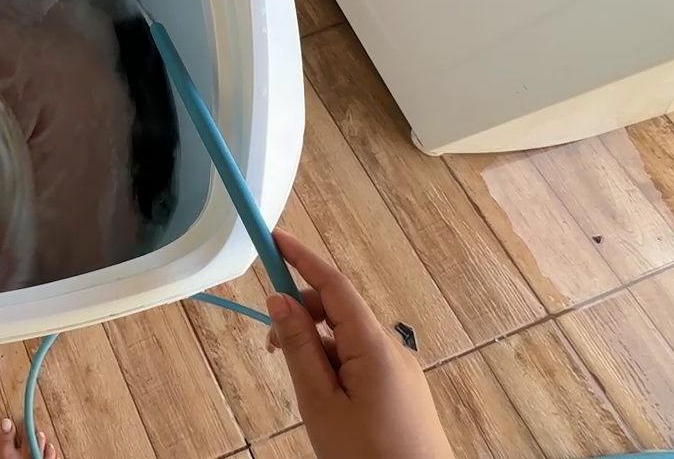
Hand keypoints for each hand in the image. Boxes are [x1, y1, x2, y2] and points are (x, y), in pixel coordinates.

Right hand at [265, 231, 453, 458]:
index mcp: (375, 347)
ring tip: (302, 387)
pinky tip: (325, 396)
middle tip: (270, 345)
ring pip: (346, 338)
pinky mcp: (404, 393)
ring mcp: (402, 373)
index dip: (301, 257)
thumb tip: (279, 298)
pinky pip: (360, 359)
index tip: (272, 236)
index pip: (333, 285)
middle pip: (337, 310)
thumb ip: (298, 346)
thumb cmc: (365, 457)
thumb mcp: (320, 402)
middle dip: (300, 314)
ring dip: (315, 345)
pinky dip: (333, 362)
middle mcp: (393, 351)